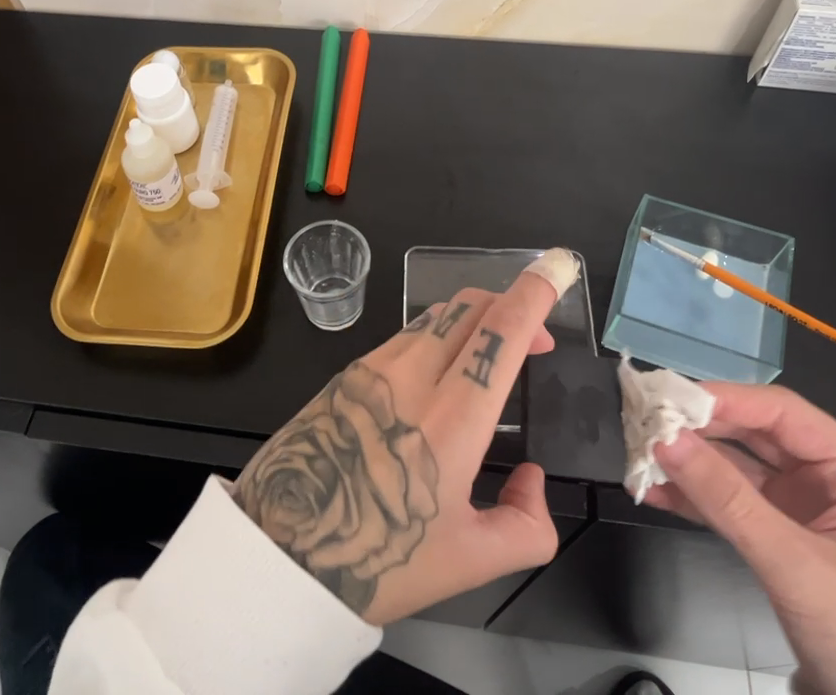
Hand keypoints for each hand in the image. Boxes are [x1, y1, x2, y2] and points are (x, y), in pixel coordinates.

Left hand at [233, 271, 562, 624]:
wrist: (278, 552)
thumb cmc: (377, 560)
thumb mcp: (471, 562)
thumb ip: (526, 525)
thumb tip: (533, 482)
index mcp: (453, 418)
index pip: (502, 328)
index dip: (536, 292)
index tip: (557, 271)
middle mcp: (413, 377)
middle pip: (471, 305)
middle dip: (512, 307)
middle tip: (533, 345)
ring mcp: (373, 370)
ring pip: (436, 316)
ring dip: (474, 322)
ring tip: (487, 363)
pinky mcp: (346, 376)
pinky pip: (405, 336)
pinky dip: (439, 338)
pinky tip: (439, 379)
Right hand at [644, 384, 835, 694]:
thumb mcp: (798, 567)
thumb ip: (728, 501)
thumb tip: (664, 441)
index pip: (781, 413)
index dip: (722, 399)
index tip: (663, 396)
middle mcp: (835, 479)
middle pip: (756, 435)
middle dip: (698, 429)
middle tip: (641, 422)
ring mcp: (810, 509)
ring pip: (740, 469)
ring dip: (692, 465)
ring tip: (637, 456)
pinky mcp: (790, 540)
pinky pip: (738, 506)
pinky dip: (700, 499)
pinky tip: (657, 493)